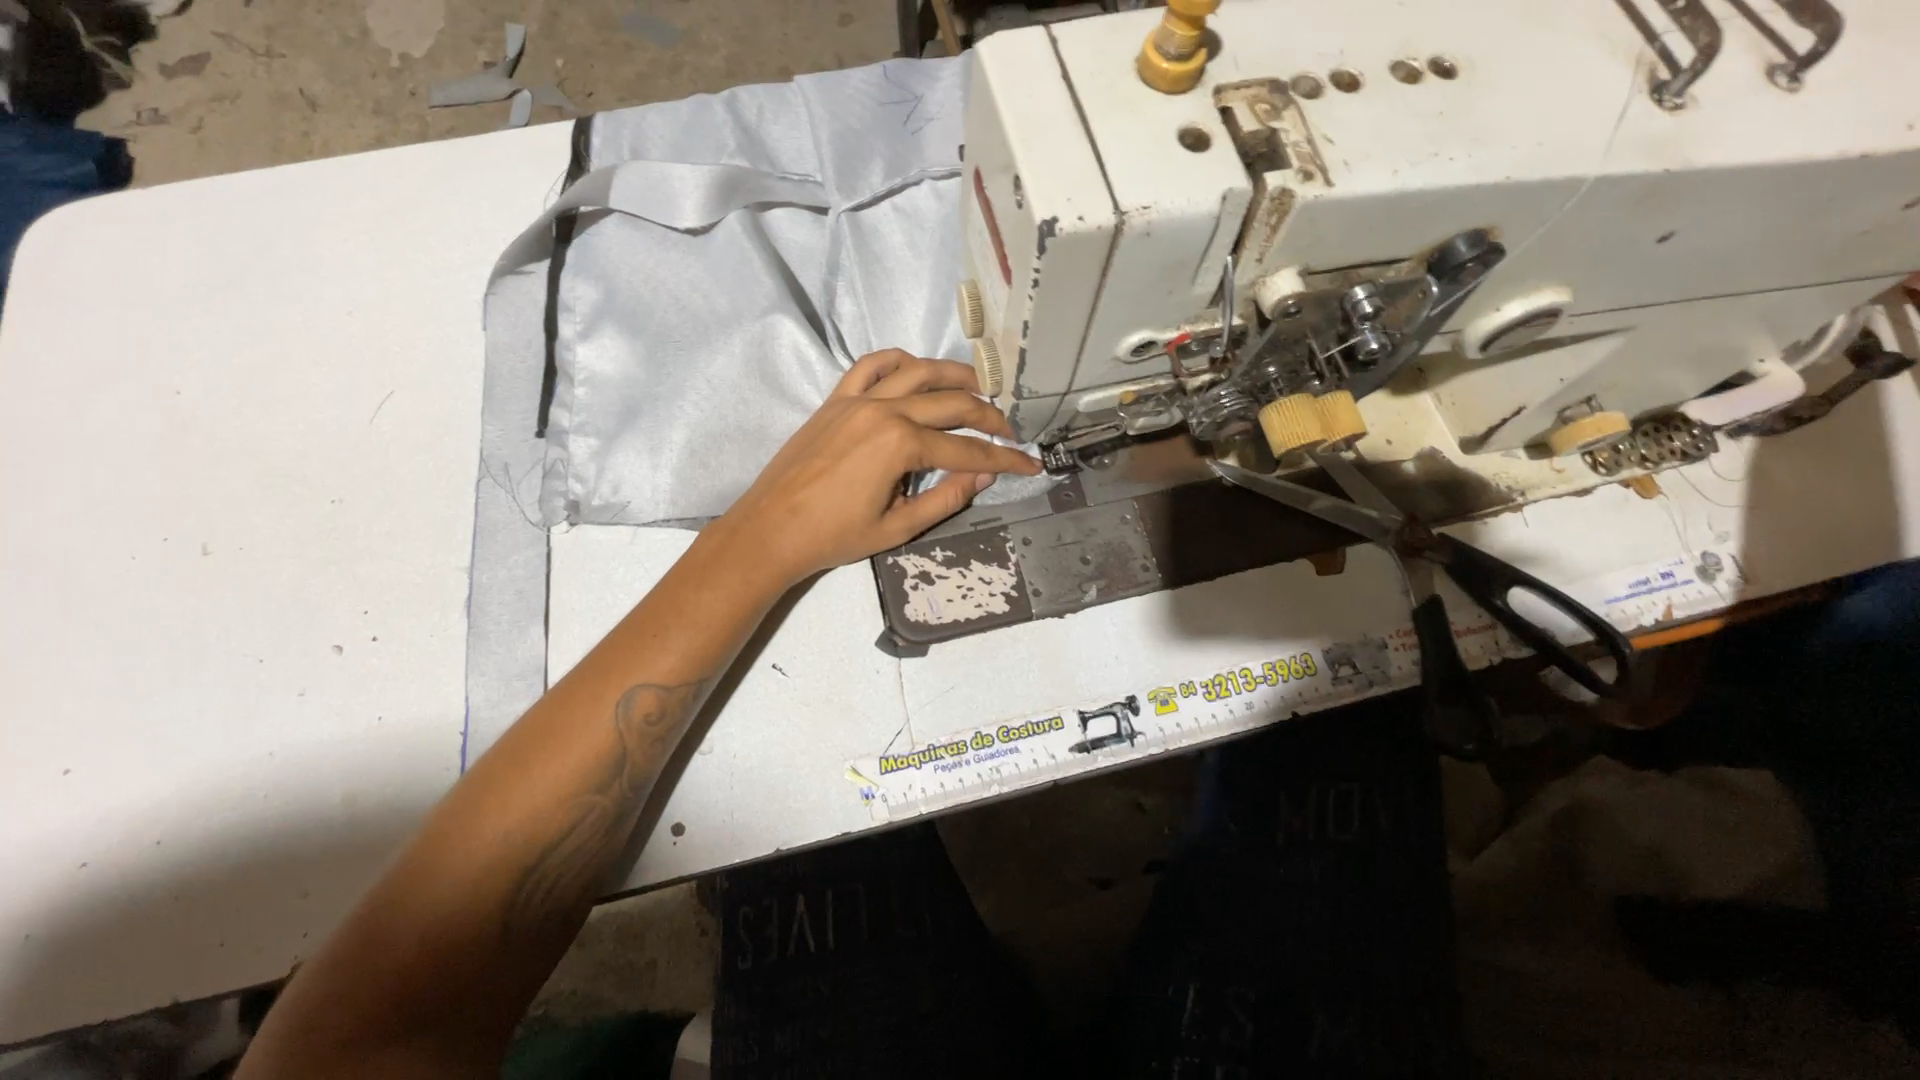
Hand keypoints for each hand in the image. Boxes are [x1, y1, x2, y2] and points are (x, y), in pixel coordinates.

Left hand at [712, 349, 1042, 588]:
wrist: (769, 530)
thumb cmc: (833, 537)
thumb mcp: (898, 528)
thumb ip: (946, 498)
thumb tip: (984, 475)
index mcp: (901, 446)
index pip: (968, 450)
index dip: (1005, 459)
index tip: (1030, 464)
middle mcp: (884, 411)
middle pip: (952, 404)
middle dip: (989, 416)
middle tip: (1009, 429)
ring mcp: (857, 400)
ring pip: (917, 372)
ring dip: (954, 375)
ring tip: (979, 386)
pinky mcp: (835, 400)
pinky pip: (869, 366)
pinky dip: (897, 361)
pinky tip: (915, 369)